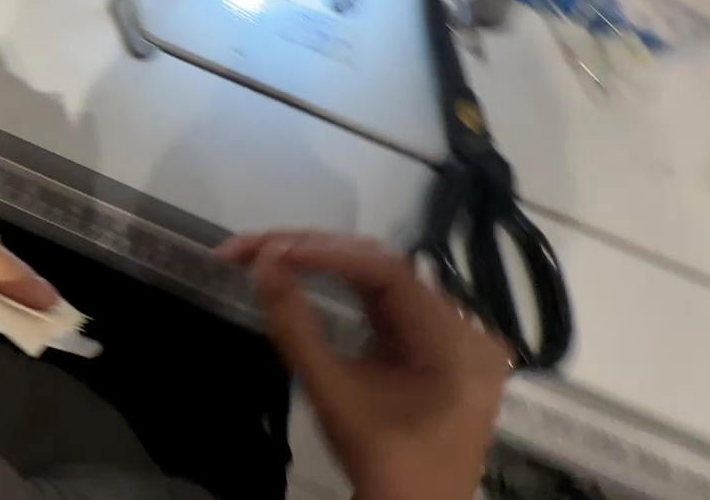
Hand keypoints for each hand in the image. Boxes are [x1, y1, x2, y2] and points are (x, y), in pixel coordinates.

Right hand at [218, 232, 509, 499]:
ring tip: (262, 252)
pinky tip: (294, 269)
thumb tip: (261, 263)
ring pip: (371, 274)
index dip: (324, 253)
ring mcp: (443, 333)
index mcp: (456, 344)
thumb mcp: (333, 393)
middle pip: (377, 266)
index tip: (269, 250)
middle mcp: (459, 328)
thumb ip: (295, 325)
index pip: (387, 273)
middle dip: (309, 249)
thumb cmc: (384, 461)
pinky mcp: (422, 341)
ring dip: (313, 258)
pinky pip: (374, 295)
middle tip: (250, 247)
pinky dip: (329, 278)